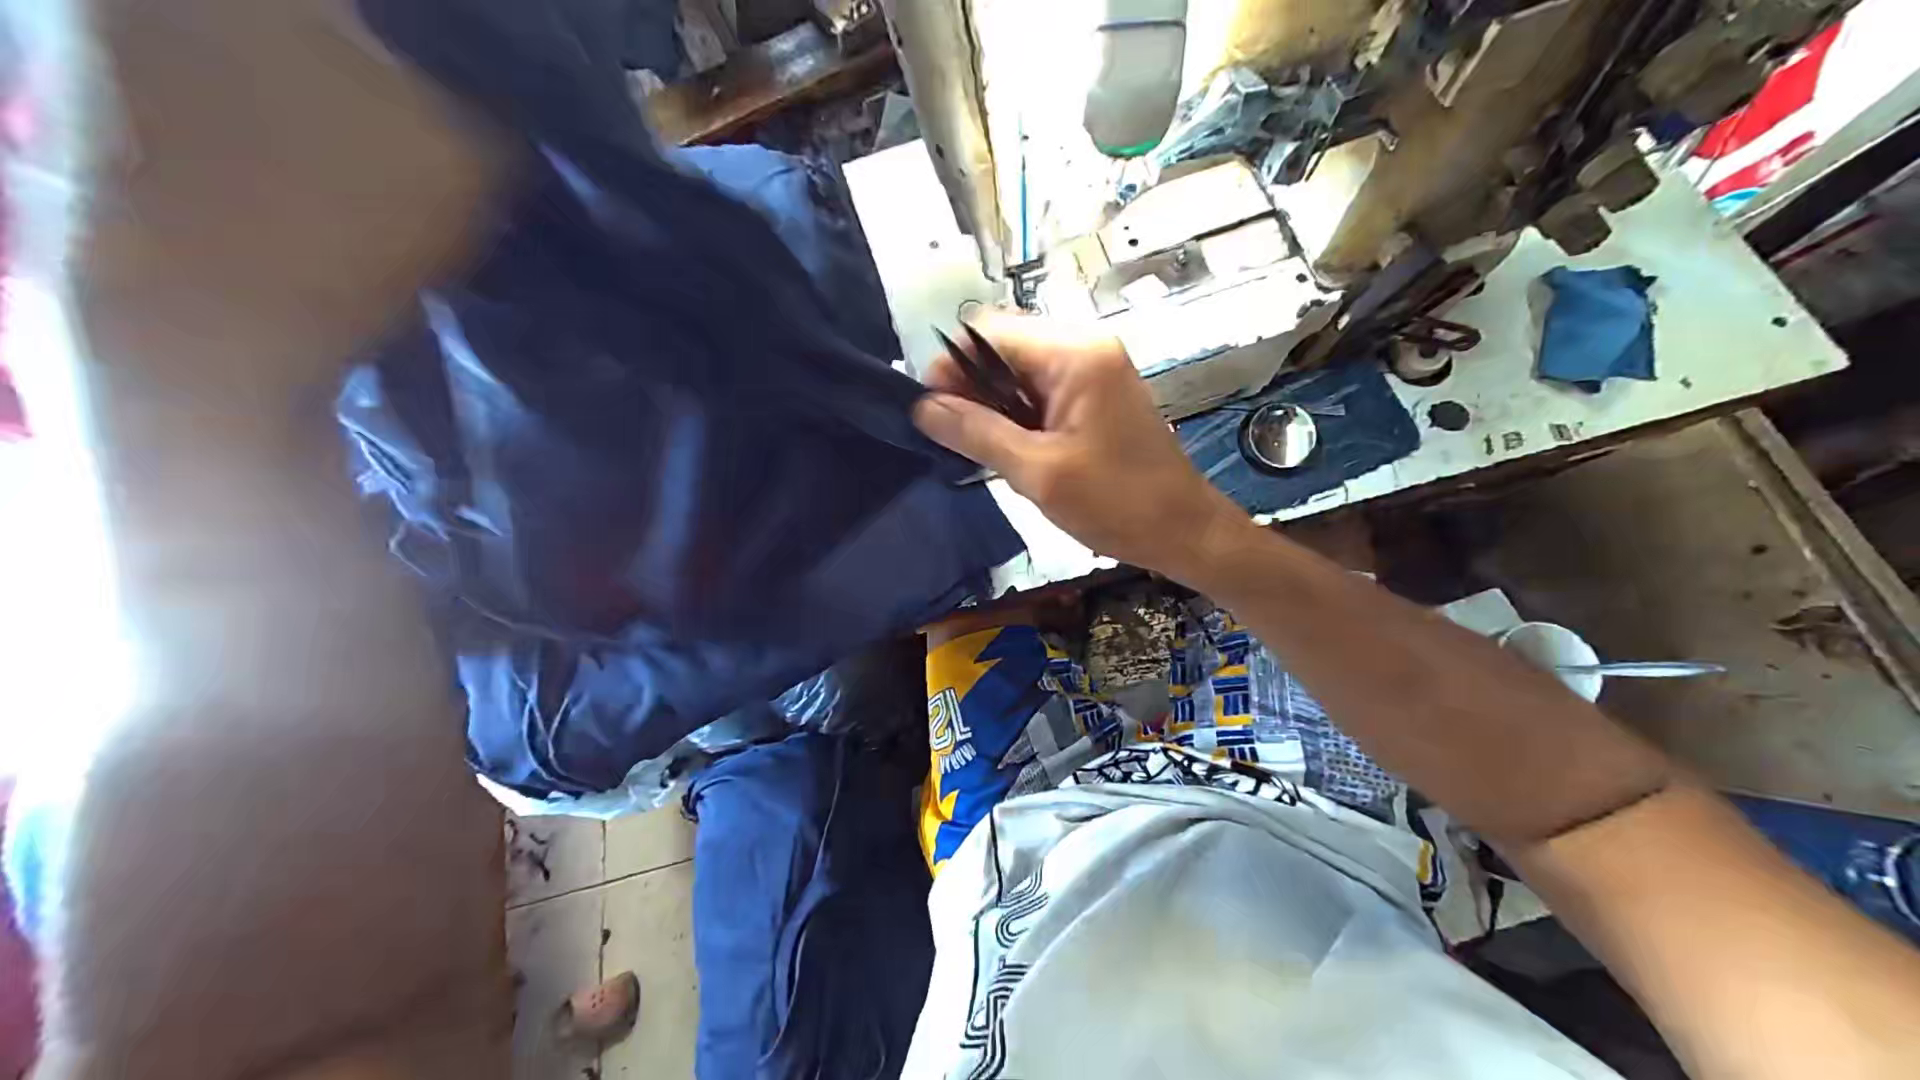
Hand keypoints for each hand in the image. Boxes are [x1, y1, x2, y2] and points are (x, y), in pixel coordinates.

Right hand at [912, 310, 1253, 580]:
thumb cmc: (1117, 503)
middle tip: (948, 434)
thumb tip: (923, 408)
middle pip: (1003, 348)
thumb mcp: (1038, 471)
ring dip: (991, 404)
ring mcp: (1093, 371)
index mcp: (1075, 354)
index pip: (990, 333)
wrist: (1184, 531)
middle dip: (969, 387)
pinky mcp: (1095, 396)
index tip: (929, 410)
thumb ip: (977, 433)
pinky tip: (1004, 447)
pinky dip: (1016, 415)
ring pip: (1018, 373)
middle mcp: (1084, 348)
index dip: (951, 365)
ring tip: (973, 446)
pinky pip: (1040, 392)